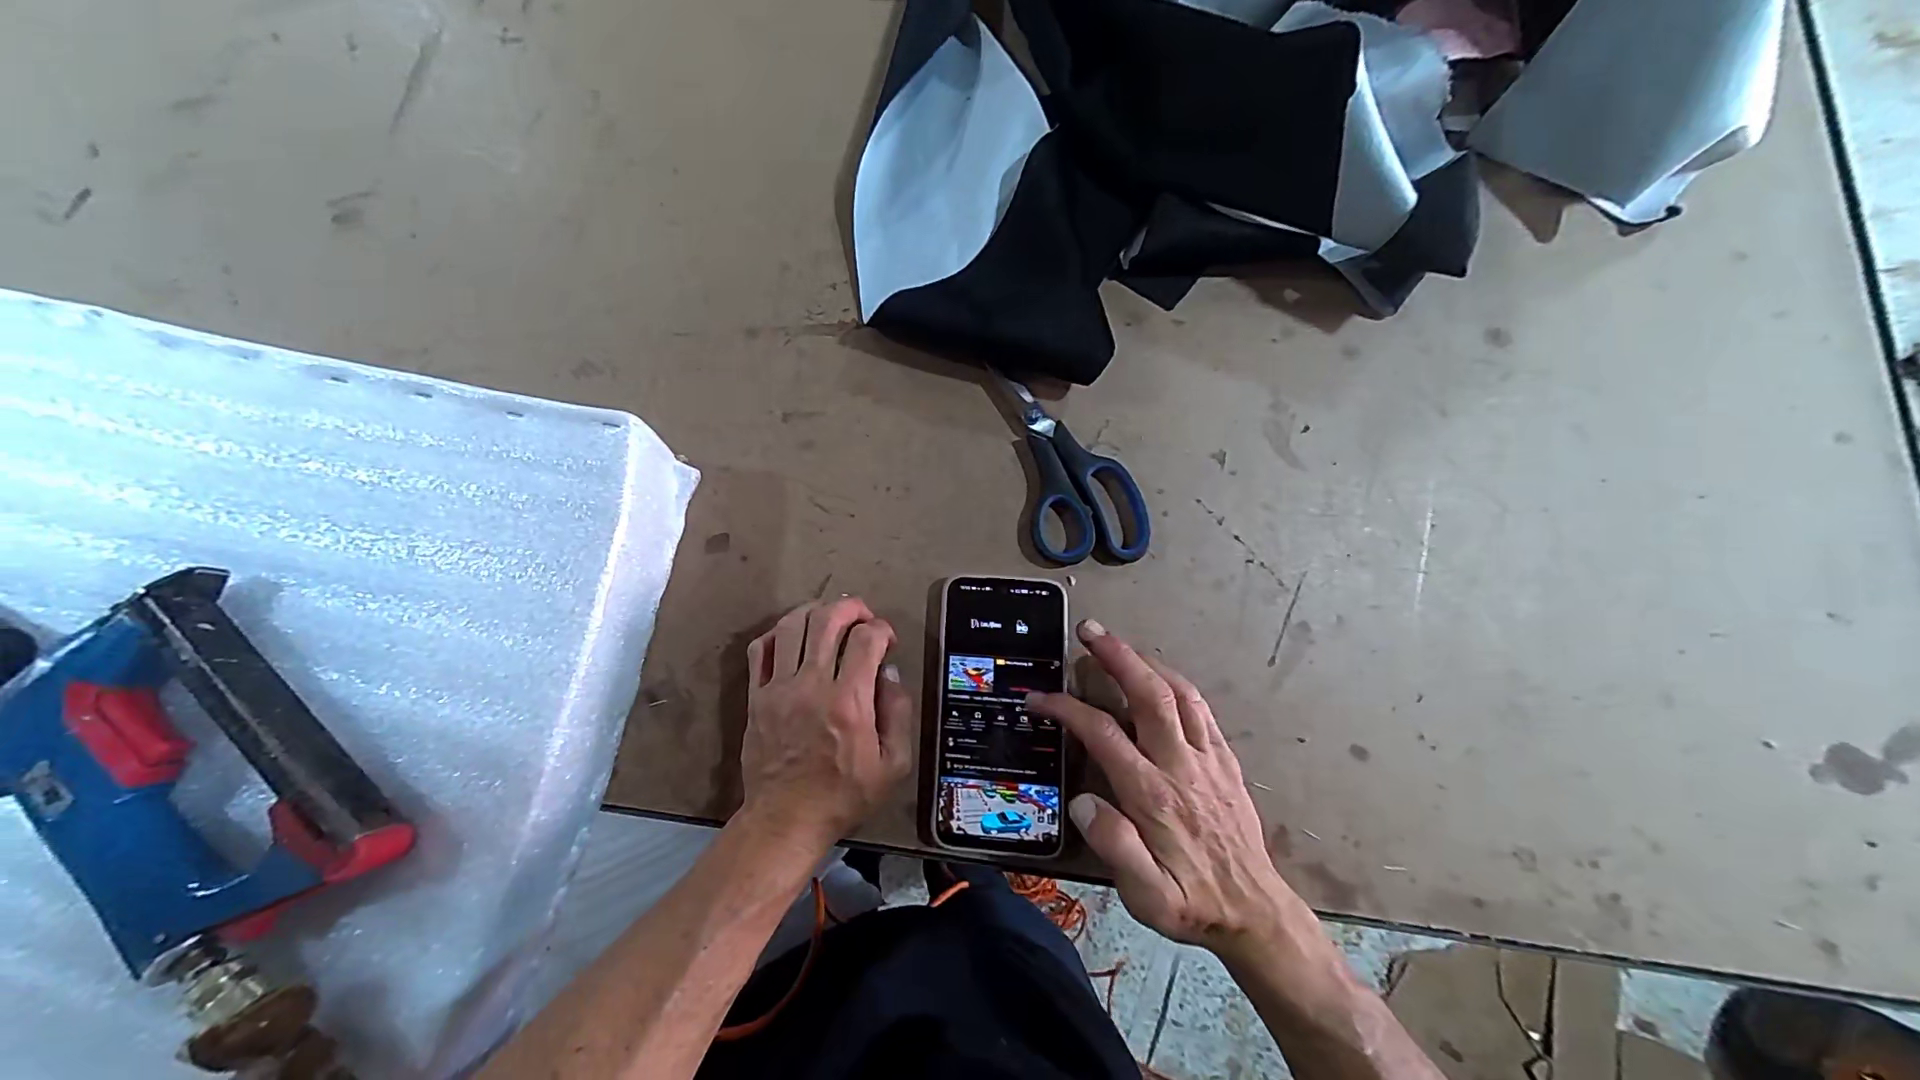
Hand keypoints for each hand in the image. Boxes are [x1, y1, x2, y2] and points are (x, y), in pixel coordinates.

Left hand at [739, 597, 912, 847]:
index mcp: (849, 701)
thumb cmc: (843, 795)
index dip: (882, 629)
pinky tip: (793, 637)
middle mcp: (812, 685)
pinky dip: (778, 632)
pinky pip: (760, 649)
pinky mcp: (756, 696)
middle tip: (863, 615)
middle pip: (827, 619)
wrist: (786, 819)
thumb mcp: (892, 765)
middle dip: (851, 607)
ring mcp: (778, 688)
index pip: (866, 639)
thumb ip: (898, 714)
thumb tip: (889, 675)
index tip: (887, 641)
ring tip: (829, 617)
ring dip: (815, 611)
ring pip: (791, 625)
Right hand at [1028, 620, 1314, 956]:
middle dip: (1116, 656)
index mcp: (1152, 794)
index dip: (1066, 708)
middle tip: (1090, 630)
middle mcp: (1180, 766)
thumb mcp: (1148, 898)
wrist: (1255, 911)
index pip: (1102, 733)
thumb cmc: (1193, 902)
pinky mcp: (1225, 761)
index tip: (1040, 698)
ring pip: (1178, 693)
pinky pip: (1202, 710)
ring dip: (1147, 662)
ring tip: (1120, 645)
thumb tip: (1083, 802)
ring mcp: (1207, 759)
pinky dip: (1178, 684)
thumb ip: (1114, 848)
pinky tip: (1162, 677)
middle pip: (1148, 694)